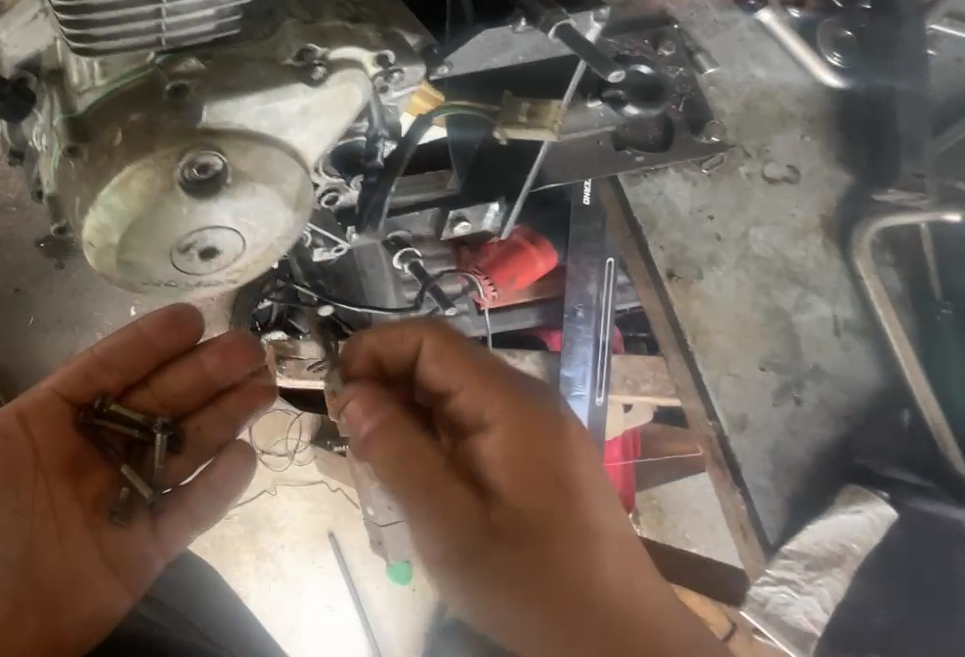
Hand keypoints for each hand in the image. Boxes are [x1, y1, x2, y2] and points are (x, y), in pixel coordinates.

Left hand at [0, 304, 276, 656]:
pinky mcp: (138, 551)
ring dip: (219, 416)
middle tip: (246, 346)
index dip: (147, 342)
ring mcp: (117, 500)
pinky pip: (183, 513)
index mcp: (47, 420)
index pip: (106, 369)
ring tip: (261, 385)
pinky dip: (214, 487)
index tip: (190, 316)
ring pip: (178, 448)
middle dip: (200, 372)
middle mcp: (90, 450)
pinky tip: (244, 456)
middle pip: (155, 401)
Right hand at [331, 321, 727, 656]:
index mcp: (510, 406)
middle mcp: (523, 399)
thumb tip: (350, 394)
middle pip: (433, 358)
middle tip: (354, 438)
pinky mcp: (530, 448)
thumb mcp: (450, 528)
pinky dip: (426, 432)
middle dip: (381, 385)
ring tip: (379, 462)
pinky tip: (416, 475)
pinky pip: (463, 415)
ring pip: (444, 386)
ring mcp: (531, 423)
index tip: (341, 401)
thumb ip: (396, 453)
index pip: (426, 339)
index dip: (373, 352)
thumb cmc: (535, 589)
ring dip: (400, 412)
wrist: (623, 648)